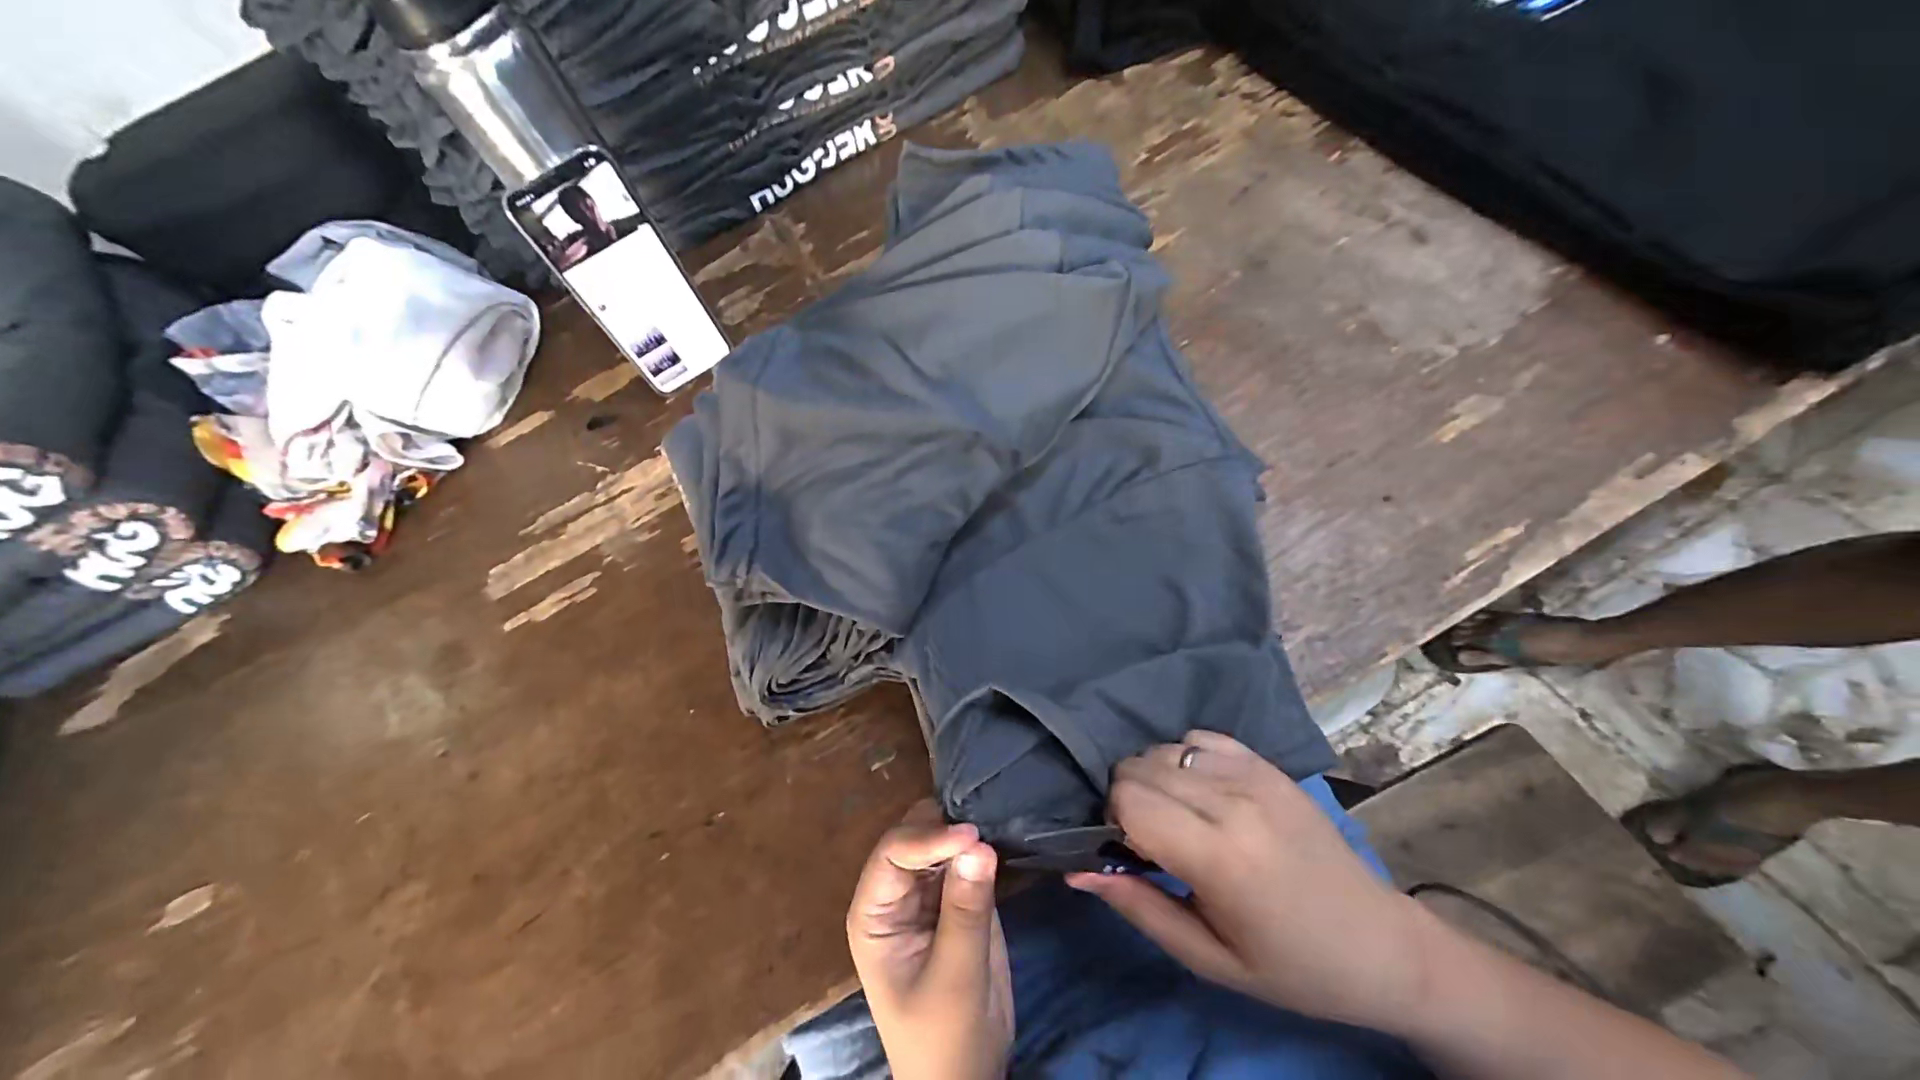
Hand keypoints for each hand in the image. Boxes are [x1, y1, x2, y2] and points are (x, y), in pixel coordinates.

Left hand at [846, 800, 1012, 1079]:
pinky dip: (980, 849)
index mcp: (873, 913)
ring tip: (996, 820)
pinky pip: (963, 861)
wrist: (966, 1077)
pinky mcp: (955, 901)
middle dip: (945, 825)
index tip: (972, 836)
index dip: (928, 839)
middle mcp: (894, 895)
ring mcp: (925, 896)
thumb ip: (966, 910)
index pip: (892, 854)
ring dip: (964, 833)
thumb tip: (978, 845)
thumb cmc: (945, 1037)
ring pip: (939, 843)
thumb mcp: (956, 978)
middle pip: (913, 838)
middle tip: (986, 820)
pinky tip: (1001, 838)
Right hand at [1068, 732, 1431, 1029]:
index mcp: (1219, 856)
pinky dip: (1183, 760)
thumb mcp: (1208, 957)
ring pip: (1162, 749)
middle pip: (1138, 766)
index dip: (1112, 820)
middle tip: (1150, 839)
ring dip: (1153, 779)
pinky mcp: (1268, 765)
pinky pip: (1198, 739)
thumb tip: (1074, 871)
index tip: (1127, 850)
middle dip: (1126, 798)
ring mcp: (1254, 776)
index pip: (1128, 799)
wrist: (1382, 946)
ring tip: (1177, 818)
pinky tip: (1201, 794)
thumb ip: (1137, 906)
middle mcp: (1233, 802)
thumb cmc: (1290, 966)